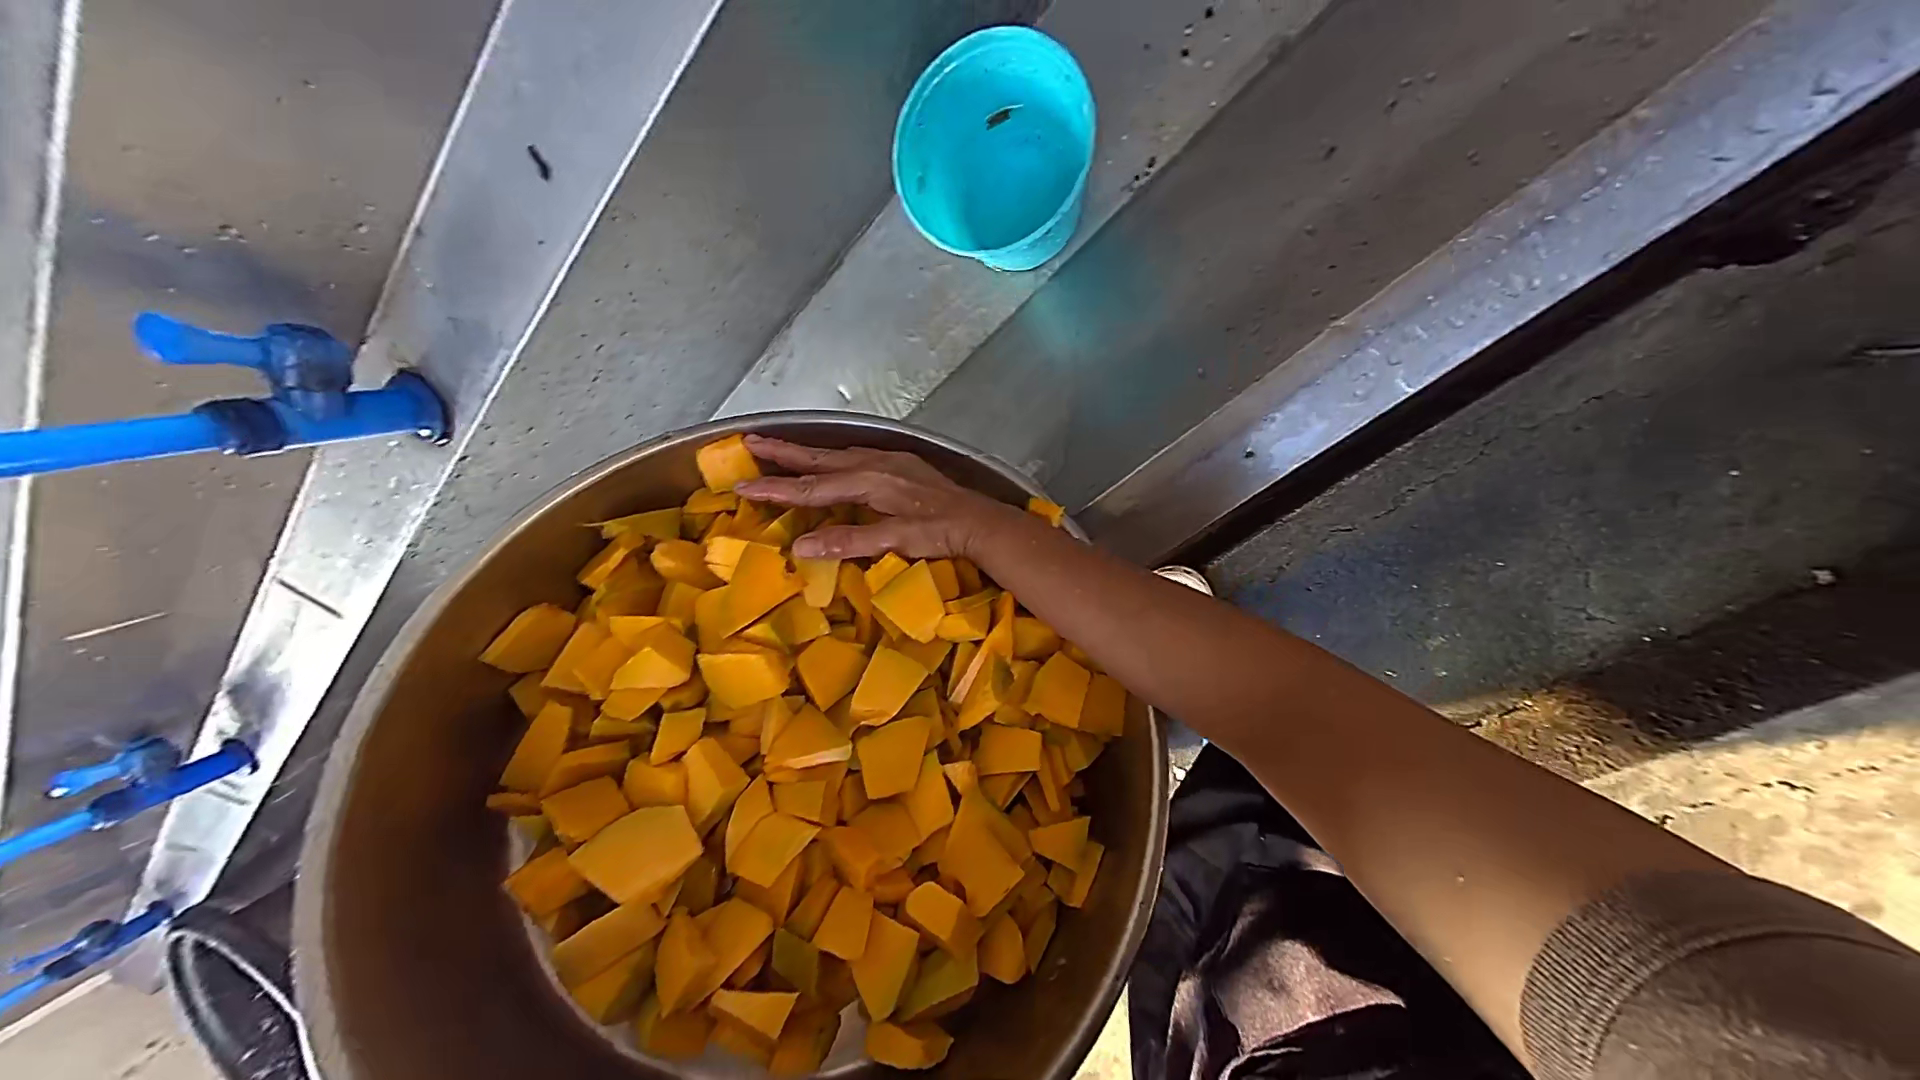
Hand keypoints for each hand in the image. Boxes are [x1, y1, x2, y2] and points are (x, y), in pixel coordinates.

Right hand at [734, 435, 1025, 560]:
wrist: (980, 521)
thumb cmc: (940, 532)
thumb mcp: (895, 540)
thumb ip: (850, 541)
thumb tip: (803, 547)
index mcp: (870, 481)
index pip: (812, 487)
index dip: (776, 489)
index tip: (742, 487)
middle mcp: (875, 464)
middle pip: (820, 459)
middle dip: (783, 453)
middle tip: (751, 442)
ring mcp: (889, 461)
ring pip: (837, 454)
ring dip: (806, 453)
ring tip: (780, 450)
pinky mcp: (901, 465)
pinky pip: (855, 456)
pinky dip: (833, 458)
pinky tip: (832, 463)